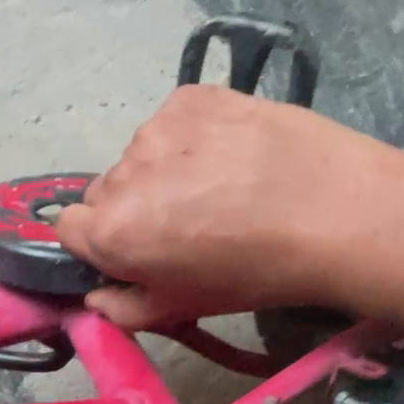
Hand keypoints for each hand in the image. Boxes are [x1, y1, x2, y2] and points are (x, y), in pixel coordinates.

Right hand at [56, 85, 403, 327]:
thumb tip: (97, 298)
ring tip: (217, 187)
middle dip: (130, 210)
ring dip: (161, 172)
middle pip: (103, 193)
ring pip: (140, 157)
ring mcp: (157, 127)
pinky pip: (172, 123)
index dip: (98, 246)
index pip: (68, 231)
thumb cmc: (254, 273)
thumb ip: (124, 308)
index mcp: (112, 231)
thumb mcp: (184, 306)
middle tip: (184, 225)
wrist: (336, 212)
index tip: (134, 254)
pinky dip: (189, 139)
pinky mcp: (193, 95)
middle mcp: (122, 174)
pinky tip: (230, 155)